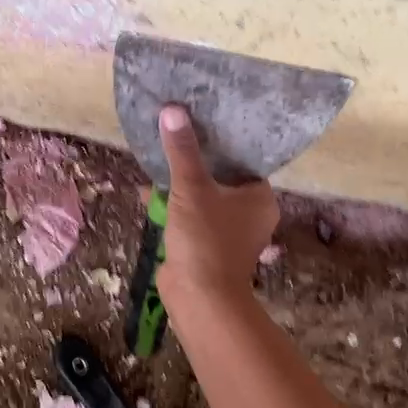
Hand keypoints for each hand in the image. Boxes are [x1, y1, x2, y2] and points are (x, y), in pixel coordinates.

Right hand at [156, 105, 279, 308]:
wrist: (199, 297)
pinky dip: (172, 204)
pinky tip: (147, 194)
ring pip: (202, 195)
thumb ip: (182, 150)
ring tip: (154, 161)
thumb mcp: (191, 188)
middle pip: (219, 176)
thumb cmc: (205, 238)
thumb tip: (172, 110)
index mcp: (259, 198)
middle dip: (192, 161)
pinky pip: (190, 214)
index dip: (220, 141)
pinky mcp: (206, 244)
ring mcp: (228, 231)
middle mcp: (250, 214)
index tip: (198, 121)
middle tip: (171, 137)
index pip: (242, 160)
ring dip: (178, 183)